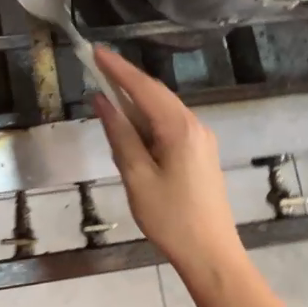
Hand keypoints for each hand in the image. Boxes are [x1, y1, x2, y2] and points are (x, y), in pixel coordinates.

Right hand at [92, 47, 242, 274]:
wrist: (212, 255)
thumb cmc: (170, 218)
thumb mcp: (136, 176)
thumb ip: (119, 135)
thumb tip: (102, 101)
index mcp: (179, 128)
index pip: (143, 88)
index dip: (118, 68)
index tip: (95, 51)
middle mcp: (194, 125)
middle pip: (156, 93)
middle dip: (127, 78)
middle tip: (97, 66)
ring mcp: (201, 139)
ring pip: (164, 108)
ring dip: (137, 99)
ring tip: (109, 90)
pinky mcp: (201, 153)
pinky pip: (171, 124)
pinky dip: (148, 117)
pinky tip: (132, 123)